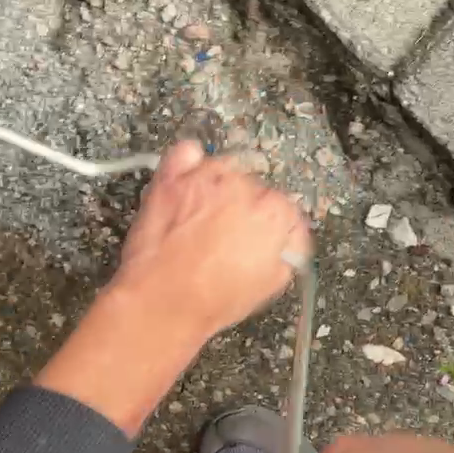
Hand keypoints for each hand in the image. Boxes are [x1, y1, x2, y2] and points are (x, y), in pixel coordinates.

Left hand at [32, 143, 306, 435]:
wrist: (164, 299)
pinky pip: (188, 153)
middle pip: (254, 186)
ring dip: (220, 187)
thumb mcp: (271, 283)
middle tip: (230, 235)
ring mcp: (207, 178)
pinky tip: (190, 182)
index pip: (284, 208)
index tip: (266, 237)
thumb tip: (289, 240)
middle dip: (246, 208)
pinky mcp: (173, 177)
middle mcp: (244, 188)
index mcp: (274, 213)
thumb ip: (289, 250)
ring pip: (224, 168)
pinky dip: (192, 162)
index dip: (274, 226)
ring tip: (206, 218)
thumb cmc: (213, 297)